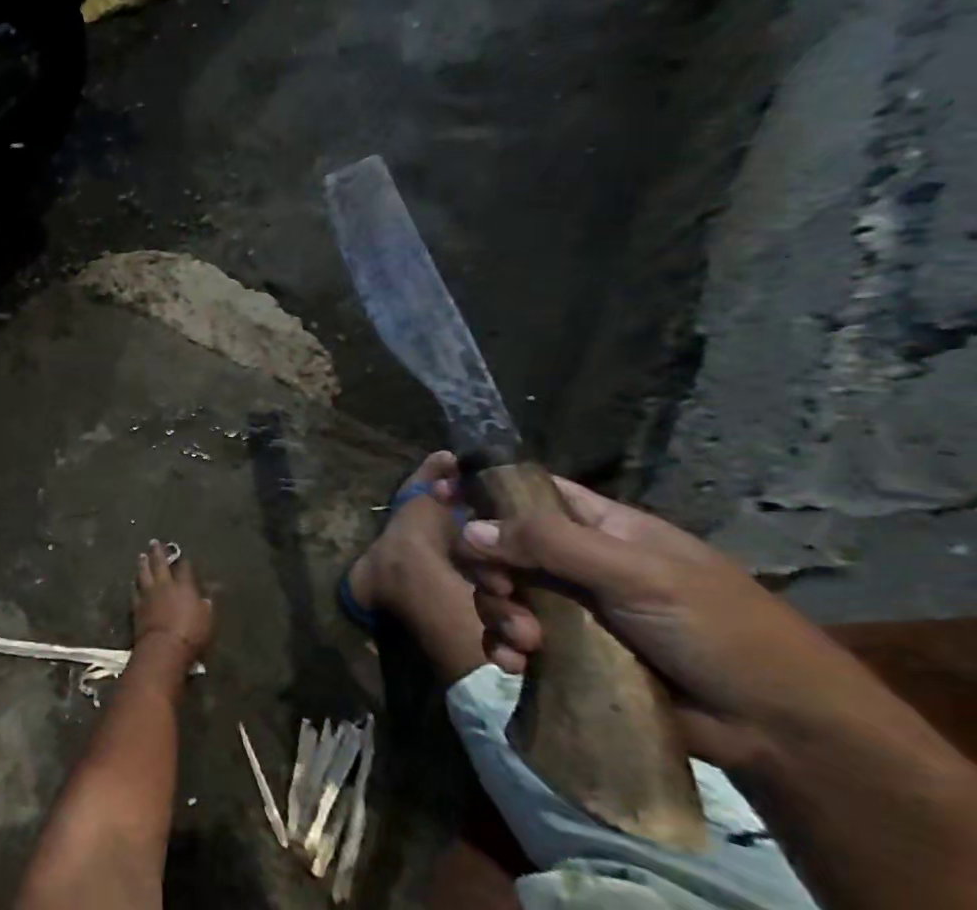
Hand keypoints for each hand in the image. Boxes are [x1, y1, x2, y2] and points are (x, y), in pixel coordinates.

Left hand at [133, 541, 213, 660]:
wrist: (163, 647)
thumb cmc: (191, 635)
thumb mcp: (207, 621)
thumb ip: (205, 608)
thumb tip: (205, 600)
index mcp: (184, 587)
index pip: (184, 570)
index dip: (184, 563)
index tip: (182, 557)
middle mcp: (165, 586)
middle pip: (160, 565)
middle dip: (158, 553)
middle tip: (154, 542)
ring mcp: (148, 594)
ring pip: (144, 573)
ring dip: (143, 563)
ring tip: (142, 555)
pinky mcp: (137, 606)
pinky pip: (134, 590)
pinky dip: (134, 584)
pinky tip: (133, 581)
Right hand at [453, 478, 857, 770]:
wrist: (779, 728)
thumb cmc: (718, 629)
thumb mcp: (635, 573)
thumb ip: (550, 544)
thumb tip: (468, 527)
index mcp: (599, 527)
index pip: (527, 491)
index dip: (482, 487)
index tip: (438, 491)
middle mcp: (576, 563)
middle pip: (499, 546)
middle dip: (488, 570)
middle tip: (501, 592)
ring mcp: (569, 610)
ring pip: (499, 594)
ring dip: (497, 614)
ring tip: (526, 643)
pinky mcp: (566, 654)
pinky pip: (511, 640)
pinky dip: (504, 647)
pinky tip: (515, 663)